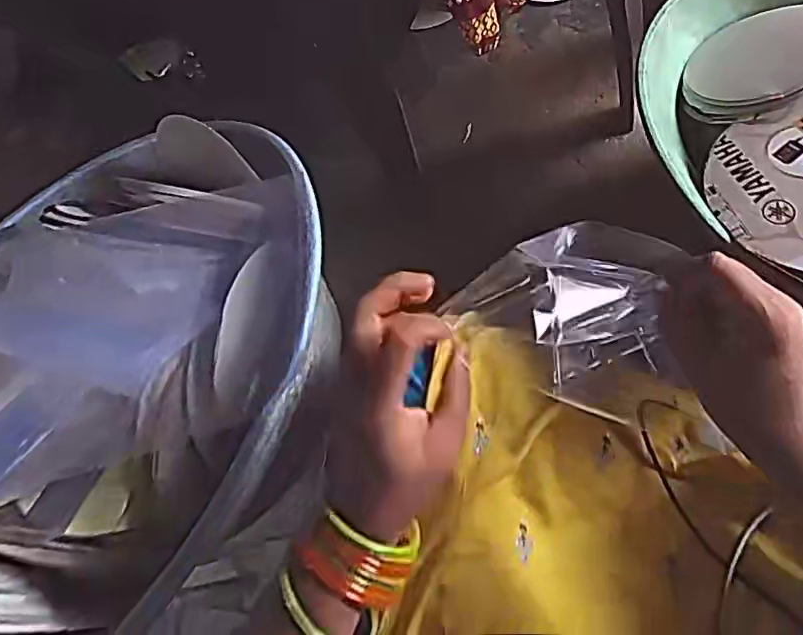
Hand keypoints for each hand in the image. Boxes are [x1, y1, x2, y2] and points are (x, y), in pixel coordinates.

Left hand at [326, 272, 471, 542]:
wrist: (356, 517)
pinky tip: (410, 326)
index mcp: (380, 397)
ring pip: (359, 320)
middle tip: (429, 285)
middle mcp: (356, 379)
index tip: (450, 335)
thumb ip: (454, 392)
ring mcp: (345, 378)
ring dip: (390, 300)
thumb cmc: (403, 485)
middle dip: (396, 288)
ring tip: (423, 297)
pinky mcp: (345, 382)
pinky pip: (362, 336)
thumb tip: (456, 349)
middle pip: (365, 313)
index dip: (428, 324)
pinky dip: (384, 319)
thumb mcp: (444, 447)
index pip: (398, 337)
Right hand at [664, 254, 802, 497]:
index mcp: (763, 311)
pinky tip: (718, 330)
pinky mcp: (785, 312)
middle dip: (696, 286)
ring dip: (708, 294)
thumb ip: (677, 319)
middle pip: (724, 267)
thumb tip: (666, 290)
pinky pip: (743, 290)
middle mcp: (780, 300)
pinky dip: (723, 301)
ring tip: (700, 326)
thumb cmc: (746, 411)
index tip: (671, 298)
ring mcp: (786, 304)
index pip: (714, 265)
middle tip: (681, 314)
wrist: (792, 441)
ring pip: (732, 276)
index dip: (685, 277)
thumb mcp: (698, 364)